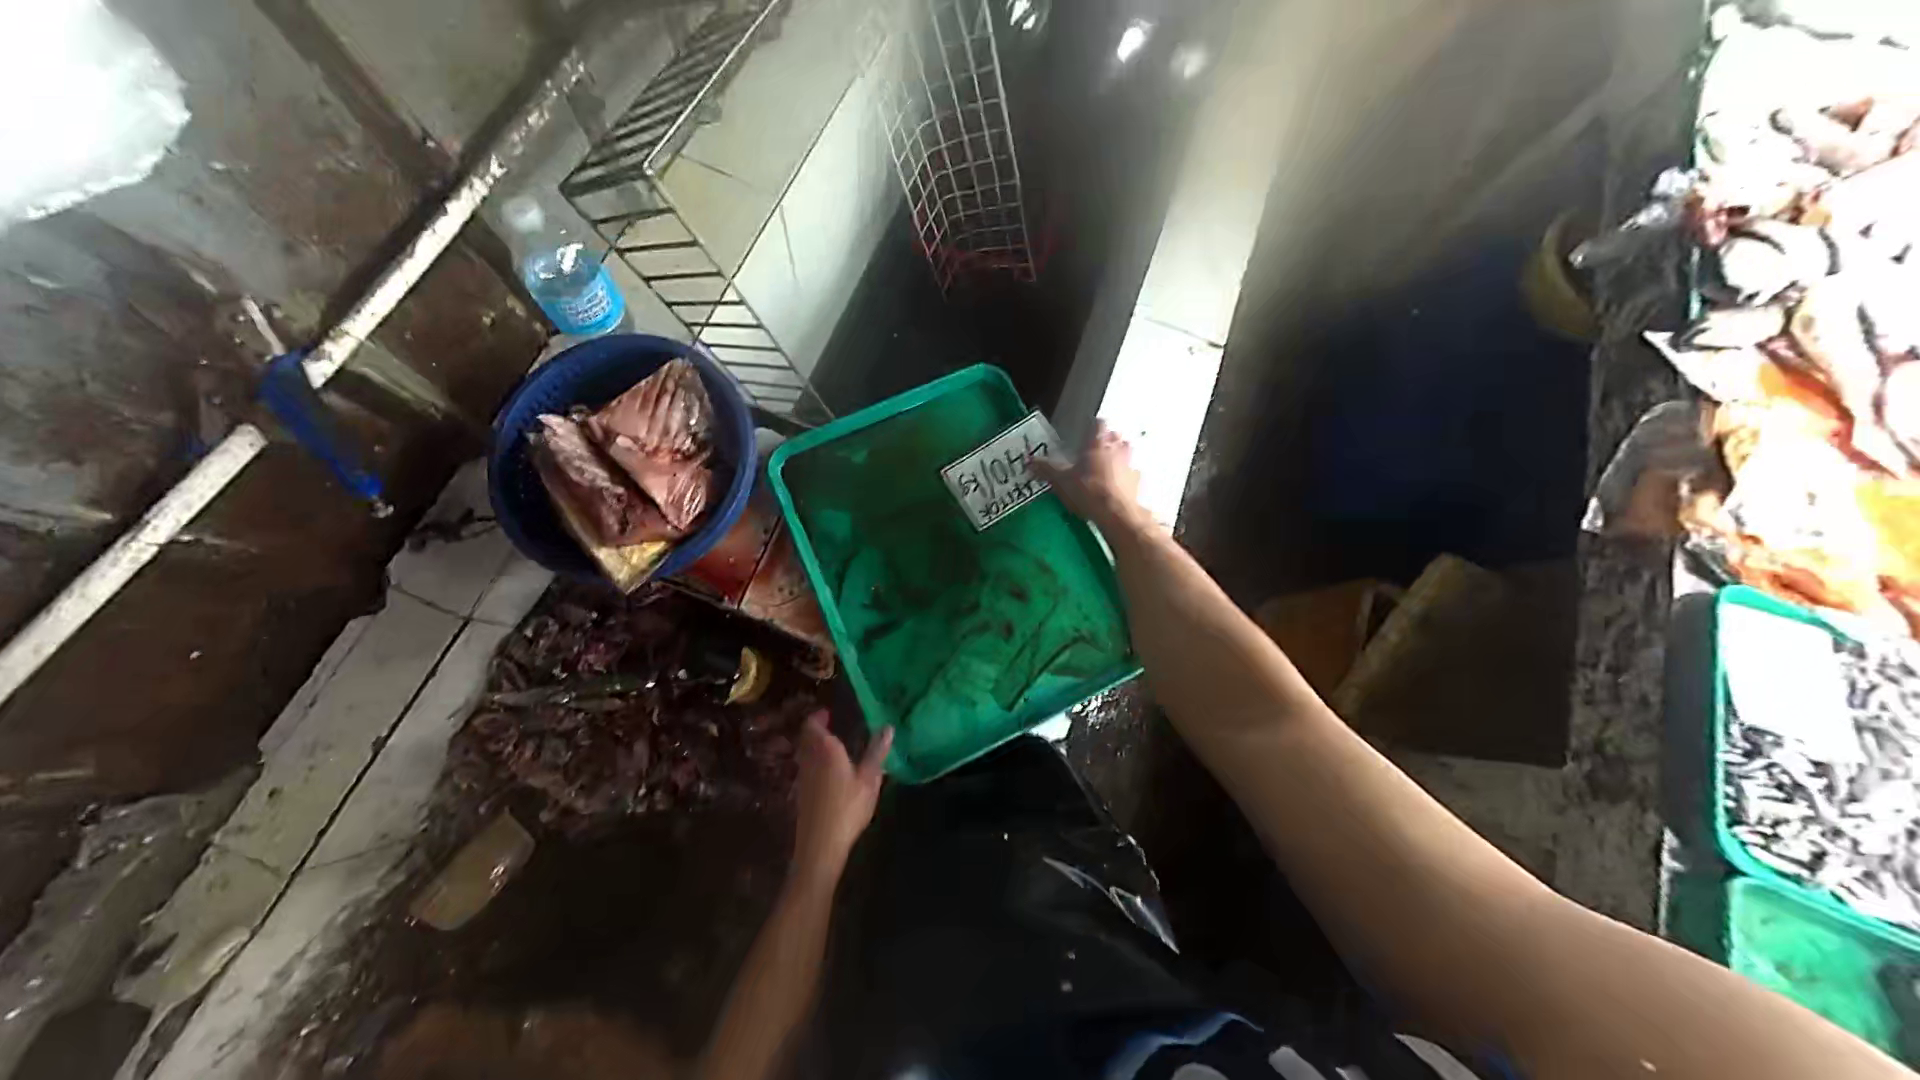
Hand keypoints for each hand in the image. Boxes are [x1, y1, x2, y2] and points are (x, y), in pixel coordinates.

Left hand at [793, 711, 891, 881]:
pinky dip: (814, 760)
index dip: (819, 716)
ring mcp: (802, 775)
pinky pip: (806, 766)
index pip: (813, 724)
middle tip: (832, 724)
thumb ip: (877, 752)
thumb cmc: (848, 807)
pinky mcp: (801, 792)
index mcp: (825, 749)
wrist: (820, 844)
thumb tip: (888, 727)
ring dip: (814, 744)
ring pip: (804, 751)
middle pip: (807, 737)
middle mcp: (809, 758)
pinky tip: (829, 770)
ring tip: (833, 744)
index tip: (829, 712)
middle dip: (816, 728)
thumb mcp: (870, 779)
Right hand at [1035, 421, 1153, 532]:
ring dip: (1119, 456)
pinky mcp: (1137, 483)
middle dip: (1108, 440)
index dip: (1093, 426)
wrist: (1116, 514)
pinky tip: (1118, 486)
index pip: (1099, 423)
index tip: (1086, 432)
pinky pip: (1133, 475)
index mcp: (1098, 443)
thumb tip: (1029, 460)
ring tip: (1108, 466)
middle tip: (1096, 449)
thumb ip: (1046, 469)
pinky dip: (1126, 477)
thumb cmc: (1087, 491)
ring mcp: (1130, 465)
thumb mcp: (1061, 481)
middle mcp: (1117, 449)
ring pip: (1127, 453)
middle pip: (1116, 436)